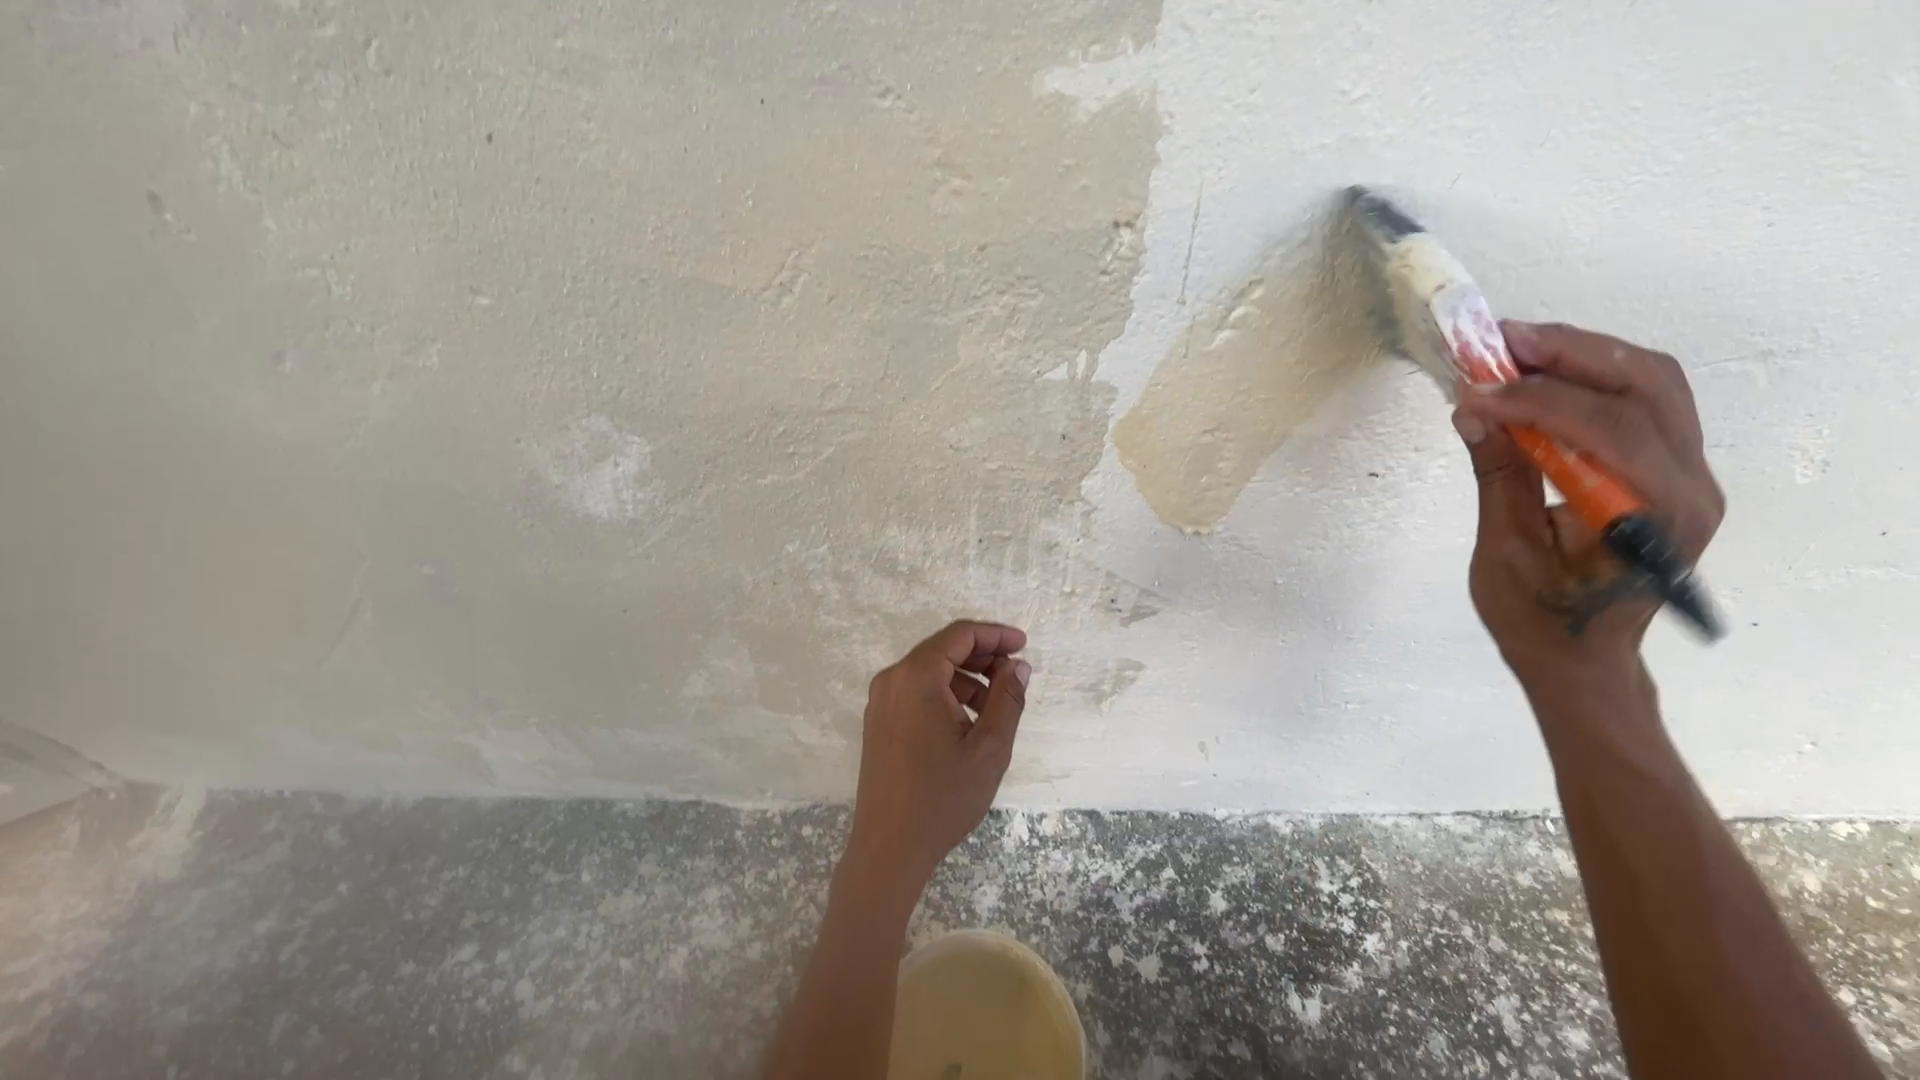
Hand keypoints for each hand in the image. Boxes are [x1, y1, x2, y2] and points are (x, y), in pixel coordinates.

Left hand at [844, 620, 1030, 892]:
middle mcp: (892, 680)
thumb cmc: (943, 797)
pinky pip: (916, 692)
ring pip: (930, 672)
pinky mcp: (879, 723)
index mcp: (916, 677)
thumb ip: (1008, 699)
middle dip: (982, 656)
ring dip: (966, 679)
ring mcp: (881, 702)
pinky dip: (945, 695)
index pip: (959, 635)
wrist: (890, 847)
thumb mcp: (989, 747)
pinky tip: (968, 724)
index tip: (1024, 646)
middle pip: (942, 649)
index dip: (995, 635)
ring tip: (996, 708)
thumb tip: (1018, 666)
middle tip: (1015, 675)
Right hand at [1452, 321, 1724, 686]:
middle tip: (1497, 341)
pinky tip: (1541, 374)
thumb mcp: (1506, 554)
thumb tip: (1474, 411)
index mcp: (1656, 514)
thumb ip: (1499, 477)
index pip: (1609, 427)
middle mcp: (1690, 484)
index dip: (1538, 398)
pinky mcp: (1669, 469)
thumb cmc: (1539, 621)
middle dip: (1568, 353)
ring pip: (1653, 382)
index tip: (1474, 387)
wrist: (1582, 659)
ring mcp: (1688, 474)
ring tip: (1514, 348)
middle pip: (1647, 385)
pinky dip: (1591, 376)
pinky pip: (1643, 400)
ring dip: (1582, 354)